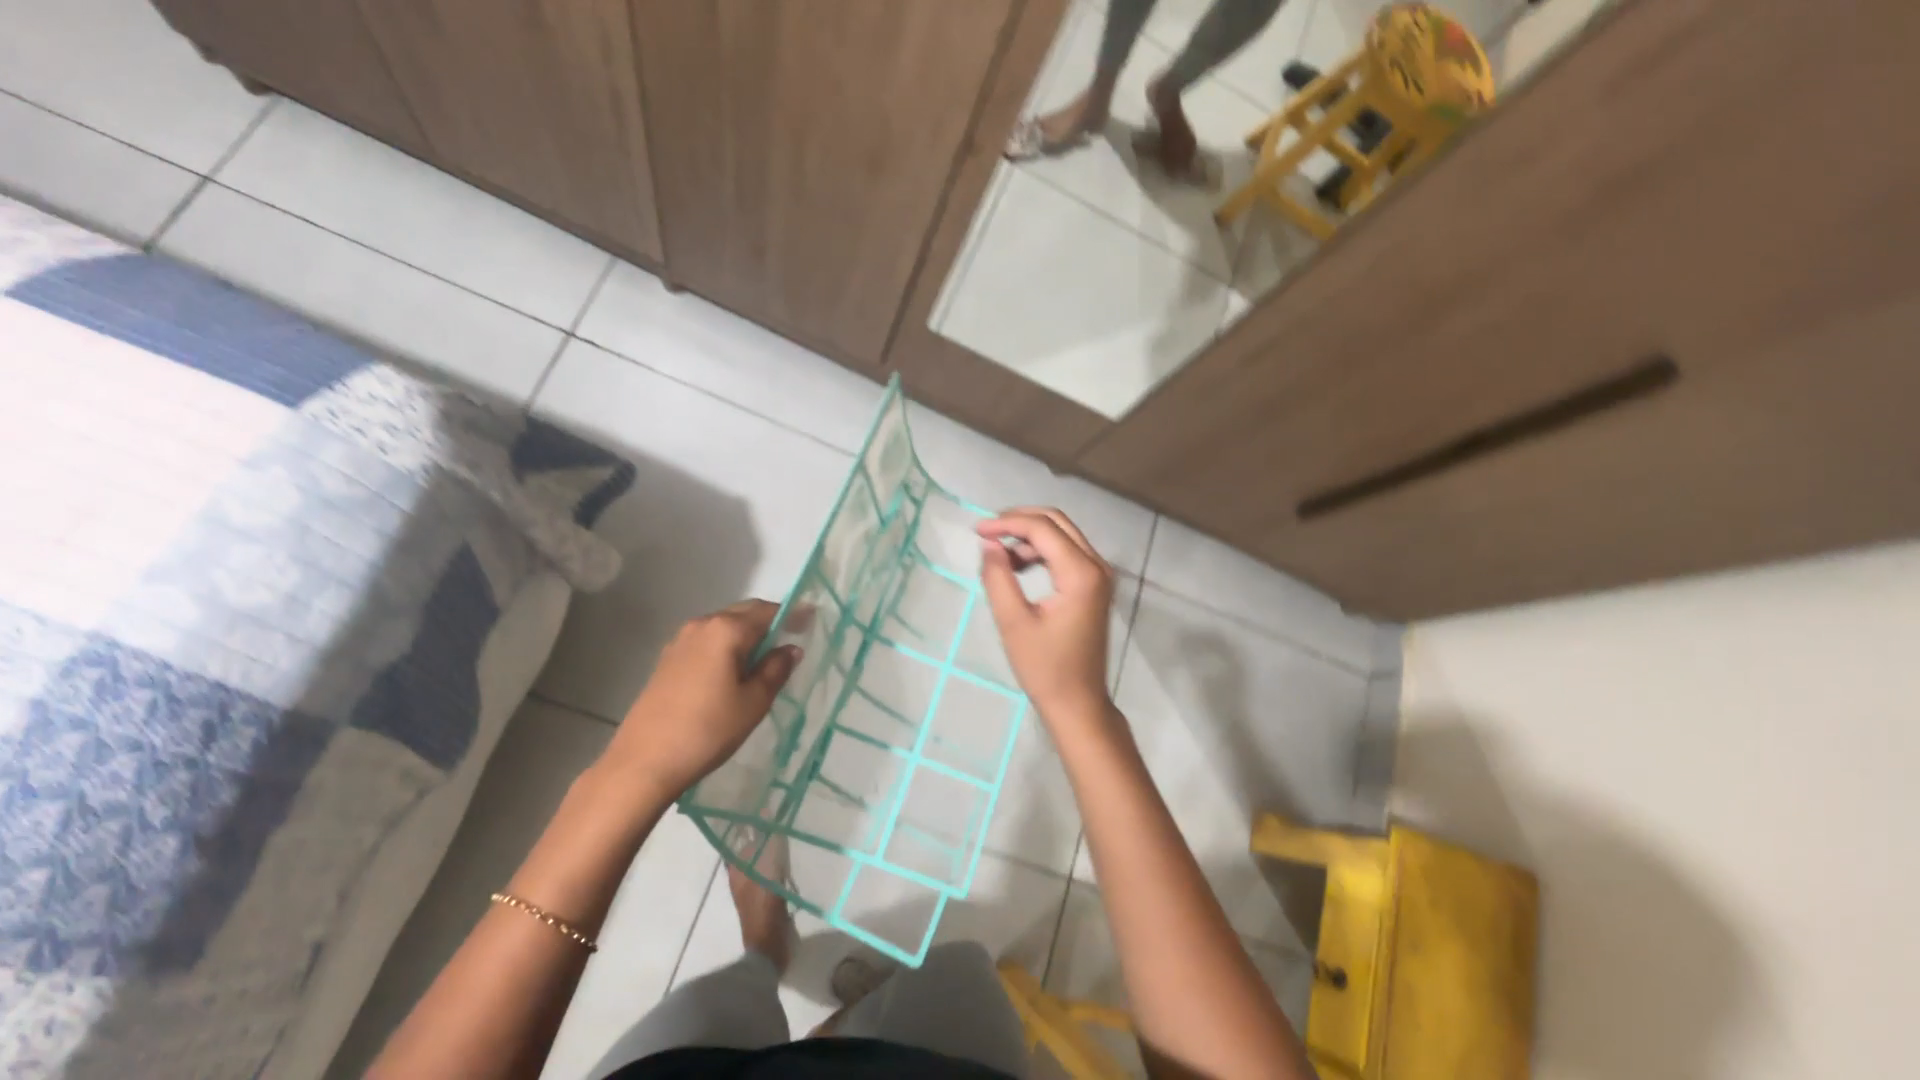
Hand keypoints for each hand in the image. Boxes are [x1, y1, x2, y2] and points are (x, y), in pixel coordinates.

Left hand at [602, 600, 799, 798]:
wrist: (644, 761)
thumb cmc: (708, 730)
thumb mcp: (753, 702)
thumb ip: (775, 669)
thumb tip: (790, 648)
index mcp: (726, 630)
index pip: (767, 611)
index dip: (792, 614)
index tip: (811, 620)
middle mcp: (701, 625)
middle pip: (743, 613)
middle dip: (768, 622)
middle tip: (792, 638)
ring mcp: (679, 642)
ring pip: (722, 627)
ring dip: (746, 635)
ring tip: (765, 658)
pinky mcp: (667, 660)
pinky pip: (706, 642)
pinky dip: (726, 647)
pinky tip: (734, 671)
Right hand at [976, 507, 1114, 718]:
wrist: (1078, 702)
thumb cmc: (1045, 668)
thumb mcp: (1013, 622)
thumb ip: (998, 577)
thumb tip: (989, 544)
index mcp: (1081, 573)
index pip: (1042, 528)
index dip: (1007, 523)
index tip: (977, 530)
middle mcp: (1097, 566)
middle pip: (1056, 522)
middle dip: (1019, 521)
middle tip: (986, 532)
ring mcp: (1099, 576)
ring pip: (1062, 535)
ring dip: (1029, 537)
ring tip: (998, 556)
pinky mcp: (1094, 586)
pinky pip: (1067, 553)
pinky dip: (1041, 551)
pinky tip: (1017, 567)